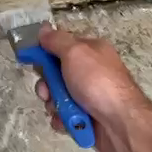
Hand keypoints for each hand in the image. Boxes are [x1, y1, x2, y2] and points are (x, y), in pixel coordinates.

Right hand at [32, 24, 151, 151]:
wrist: (119, 123)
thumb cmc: (97, 82)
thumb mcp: (75, 53)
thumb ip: (56, 40)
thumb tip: (44, 28)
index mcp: (90, 51)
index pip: (61, 45)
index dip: (45, 51)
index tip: (32, 59)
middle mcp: (89, 71)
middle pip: (55, 72)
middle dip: (47, 83)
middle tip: (47, 91)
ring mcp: (88, 95)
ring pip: (56, 96)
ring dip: (53, 103)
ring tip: (60, 109)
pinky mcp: (85, 117)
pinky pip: (63, 115)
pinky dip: (62, 119)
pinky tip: (67, 122)